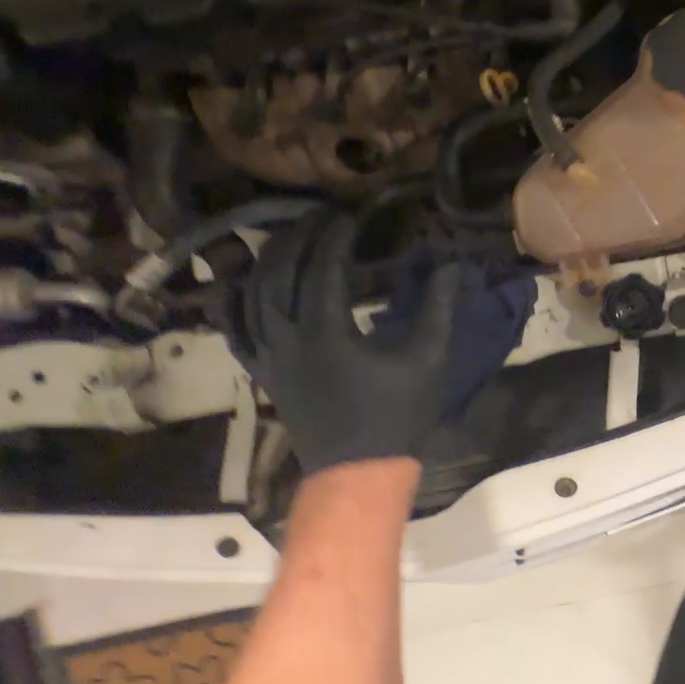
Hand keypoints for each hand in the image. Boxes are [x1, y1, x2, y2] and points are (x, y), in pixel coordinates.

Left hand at [236, 209, 467, 474]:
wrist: (359, 467)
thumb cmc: (399, 411)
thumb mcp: (428, 356)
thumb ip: (437, 306)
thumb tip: (451, 264)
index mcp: (327, 331)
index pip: (323, 269)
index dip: (335, 238)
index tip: (350, 216)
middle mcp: (287, 337)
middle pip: (279, 274)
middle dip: (297, 240)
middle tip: (318, 217)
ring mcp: (269, 356)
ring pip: (252, 296)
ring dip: (267, 261)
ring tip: (287, 237)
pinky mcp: (263, 371)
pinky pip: (236, 330)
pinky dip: (233, 302)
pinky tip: (236, 283)